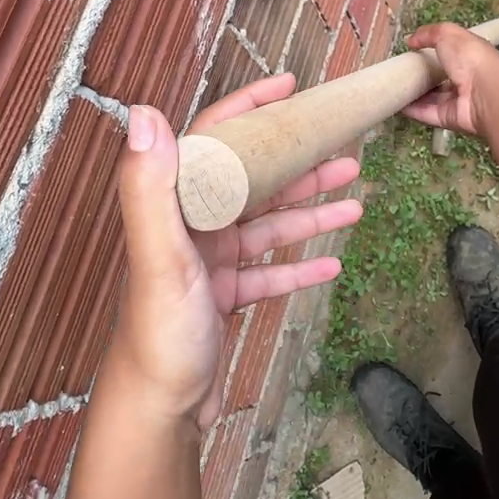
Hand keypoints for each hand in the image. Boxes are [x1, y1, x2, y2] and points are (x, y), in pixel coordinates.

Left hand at [111, 76, 361, 430]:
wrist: (157, 410)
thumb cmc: (159, 332)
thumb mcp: (159, 255)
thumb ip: (150, 186)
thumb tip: (143, 111)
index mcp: (177, 205)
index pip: (214, 138)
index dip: (251, 107)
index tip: (292, 88)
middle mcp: (193, 226)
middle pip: (254, 181)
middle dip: (300, 166)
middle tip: (347, 152)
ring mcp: (211, 262)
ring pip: (269, 227)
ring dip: (310, 214)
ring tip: (355, 205)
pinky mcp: (225, 296)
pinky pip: (271, 272)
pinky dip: (299, 267)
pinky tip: (332, 267)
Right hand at [401, 22, 498, 137]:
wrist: (486, 93)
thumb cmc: (470, 58)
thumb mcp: (449, 34)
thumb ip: (429, 33)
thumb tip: (411, 41)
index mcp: (469, 56)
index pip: (450, 53)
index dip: (432, 51)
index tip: (411, 50)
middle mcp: (465, 78)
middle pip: (439, 78)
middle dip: (421, 75)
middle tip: (398, 71)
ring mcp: (457, 100)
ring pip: (431, 97)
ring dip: (413, 93)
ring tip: (391, 87)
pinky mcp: (448, 118)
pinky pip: (426, 113)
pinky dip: (411, 109)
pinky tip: (394, 102)